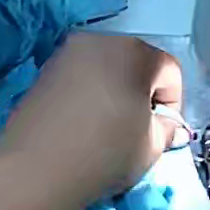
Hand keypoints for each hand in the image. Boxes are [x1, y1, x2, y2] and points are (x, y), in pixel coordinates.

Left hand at [0, 33, 184, 209]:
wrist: (36, 168)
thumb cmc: (105, 153)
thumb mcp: (151, 147)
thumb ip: (166, 129)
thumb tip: (167, 125)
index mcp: (134, 52)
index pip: (169, 71)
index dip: (172, 103)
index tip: (161, 131)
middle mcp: (100, 40)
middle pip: (136, 63)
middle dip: (142, 92)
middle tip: (135, 128)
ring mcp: (67, 53)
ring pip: (105, 68)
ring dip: (114, 90)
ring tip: (106, 127)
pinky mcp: (44, 70)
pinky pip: (79, 76)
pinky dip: (88, 93)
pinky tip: (81, 123)